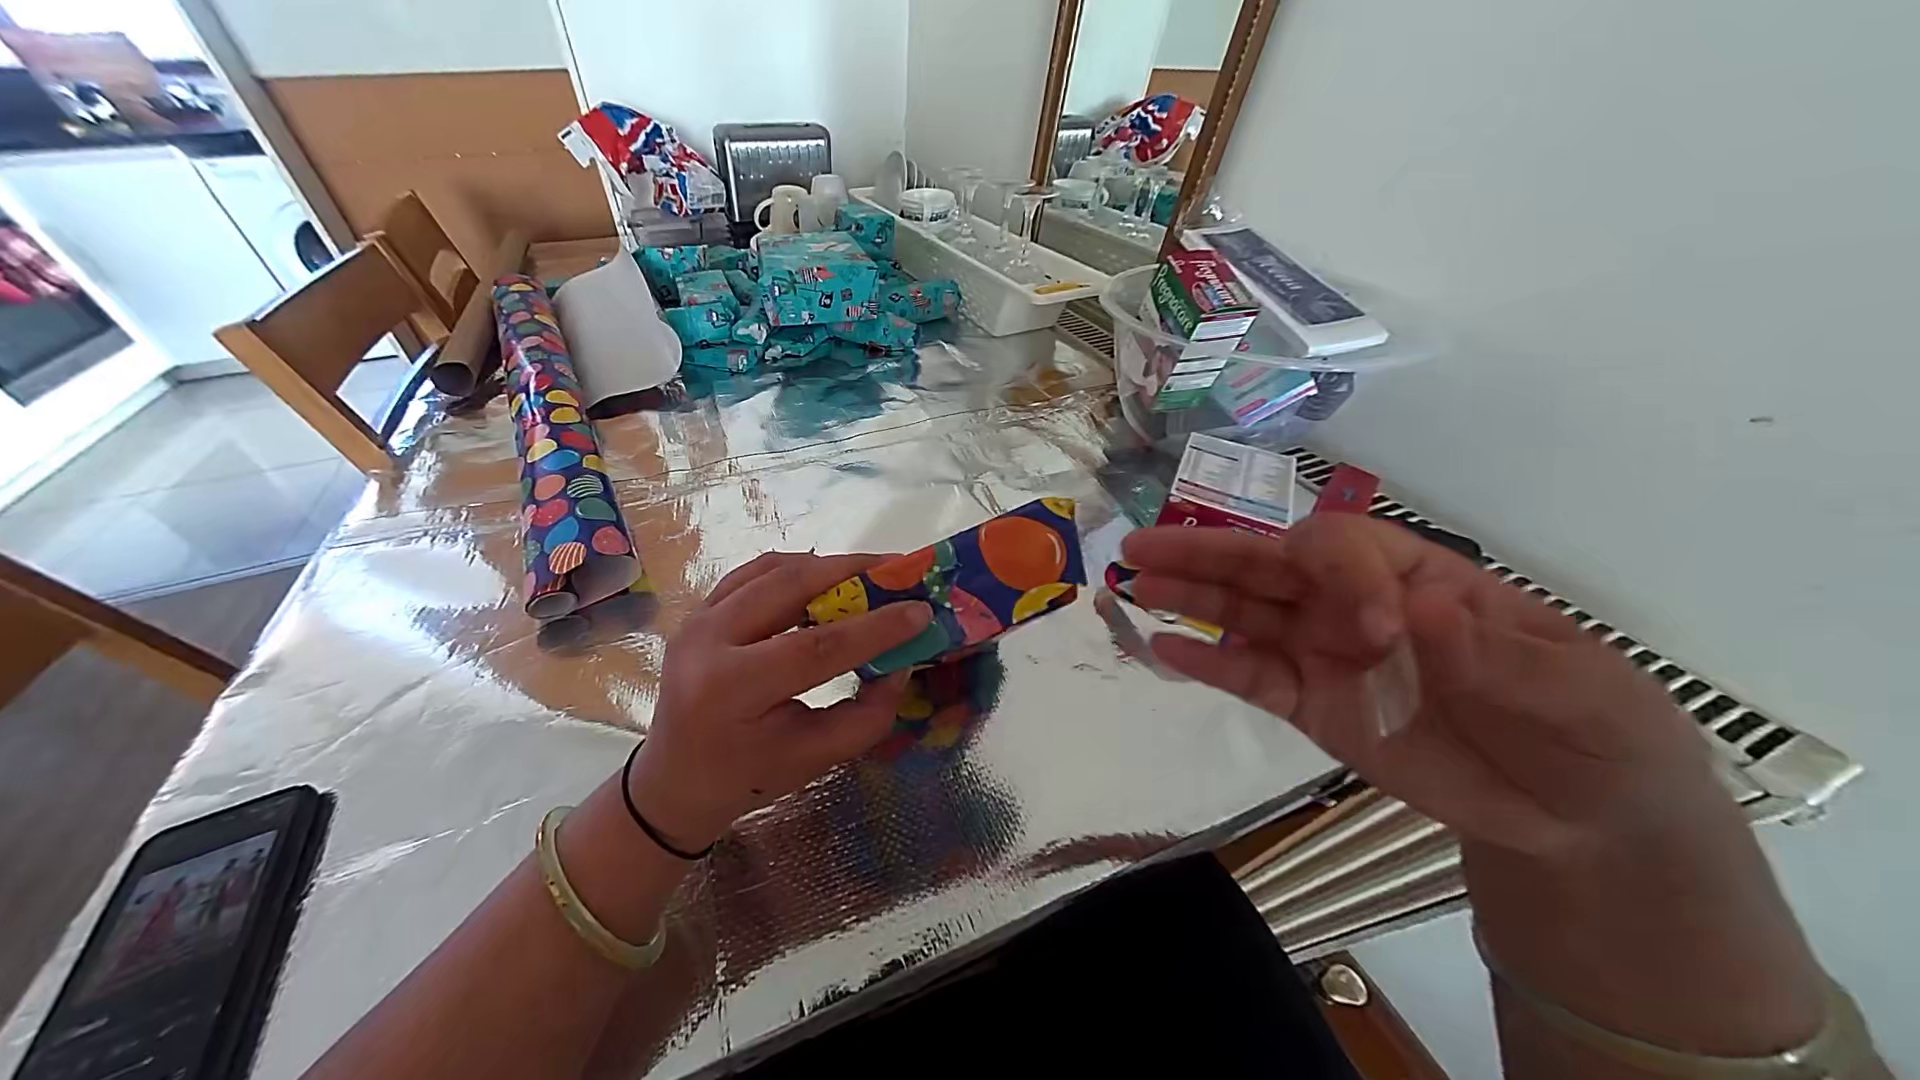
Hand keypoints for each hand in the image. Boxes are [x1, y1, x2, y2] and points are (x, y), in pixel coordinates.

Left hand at [628, 552, 931, 850]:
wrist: (675, 780)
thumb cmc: (747, 776)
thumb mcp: (815, 759)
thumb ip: (867, 715)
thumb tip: (902, 662)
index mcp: (731, 690)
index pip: (816, 647)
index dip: (875, 627)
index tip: (921, 611)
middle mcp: (706, 642)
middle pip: (790, 586)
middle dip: (852, 572)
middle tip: (900, 570)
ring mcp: (697, 619)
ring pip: (772, 569)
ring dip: (827, 565)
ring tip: (871, 571)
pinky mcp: (699, 610)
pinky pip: (754, 572)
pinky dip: (797, 568)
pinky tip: (826, 577)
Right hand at [1121, 515, 1719, 856]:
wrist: (1578, 814)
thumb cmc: (1593, 730)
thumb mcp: (1577, 689)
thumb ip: (1497, 653)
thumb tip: (1422, 610)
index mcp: (1413, 577)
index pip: (1344, 549)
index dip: (1341, 575)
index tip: (1374, 633)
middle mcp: (1352, 605)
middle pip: (1266, 566)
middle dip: (1204, 553)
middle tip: (1142, 548)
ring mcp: (1324, 655)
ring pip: (1243, 614)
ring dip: (1188, 598)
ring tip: (1130, 585)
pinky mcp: (1309, 704)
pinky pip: (1248, 675)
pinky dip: (1206, 661)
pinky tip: (1161, 645)